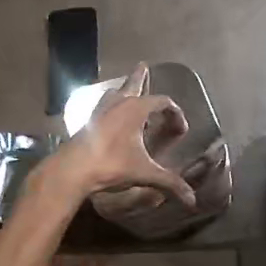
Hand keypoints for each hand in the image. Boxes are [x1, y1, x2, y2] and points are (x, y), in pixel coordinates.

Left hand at [42, 66, 197, 206]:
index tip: (180, 129)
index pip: (162, 102)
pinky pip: (103, 107)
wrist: (73, 170)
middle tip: (143, 65)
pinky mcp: (88, 122)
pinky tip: (110, 116)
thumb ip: (170, 183)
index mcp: (136, 109)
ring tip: (126, 90)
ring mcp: (100, 111)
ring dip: (123, 90)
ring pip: (114, 94)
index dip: (175, 113)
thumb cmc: (112, 165)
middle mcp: (118, 104)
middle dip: (140, 76)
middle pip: (133, 84)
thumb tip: (192, 200)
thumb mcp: (145, 173)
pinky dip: (111, 106)